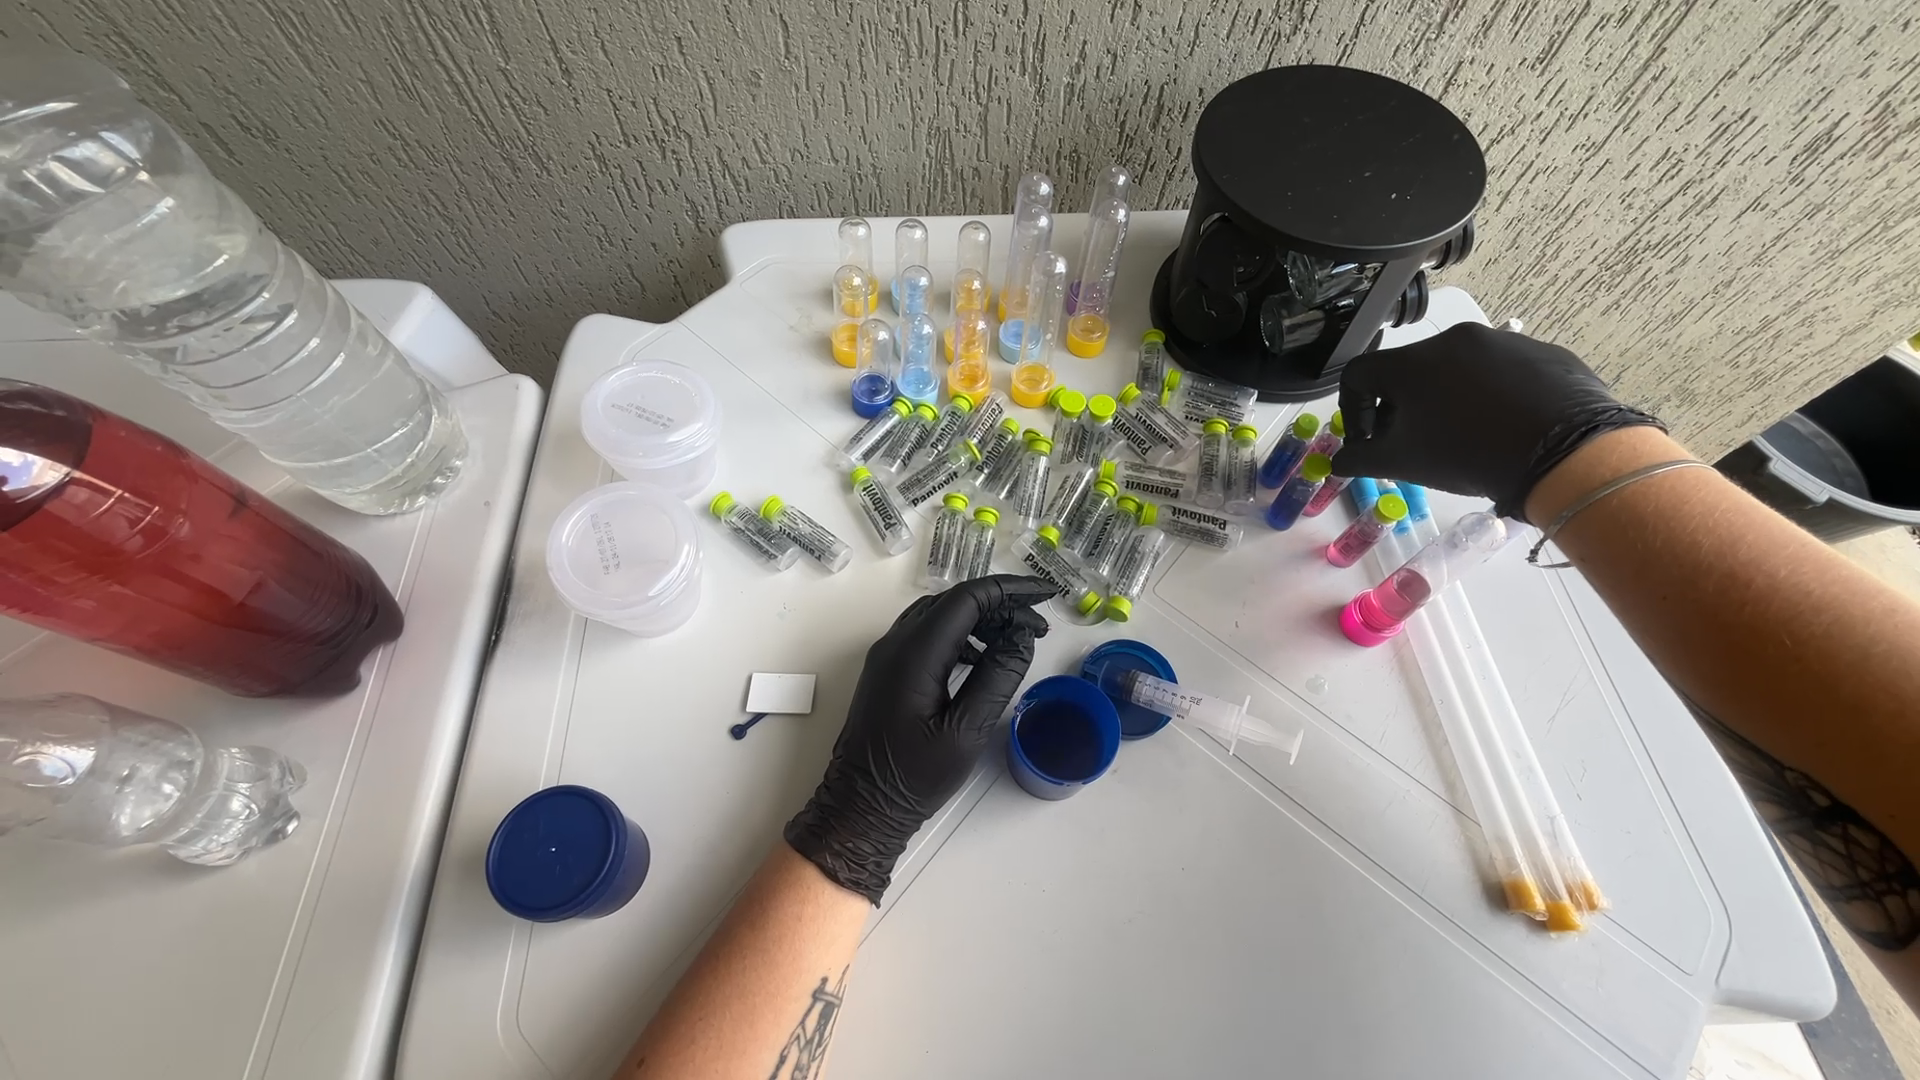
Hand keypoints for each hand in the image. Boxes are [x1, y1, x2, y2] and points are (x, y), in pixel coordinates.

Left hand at [785, 575, 1055, 903]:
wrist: (860, 808)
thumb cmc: (913, 778)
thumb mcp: (966, 732)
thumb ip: (997, 678)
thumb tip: (1022, 635)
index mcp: (915, 653)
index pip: (967, 598)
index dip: (1009, 590)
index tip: (1046, 596)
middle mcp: (896, 643)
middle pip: (953, 601)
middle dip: (999, 603)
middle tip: (1037, 623)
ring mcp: (888, 656)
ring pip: (939, 615)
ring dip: (980, 618)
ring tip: (1016, 638)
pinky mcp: (888, 671)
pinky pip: (928, 634)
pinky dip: (961, 634)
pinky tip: (982, 657)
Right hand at [1334, 323, 1664, 520]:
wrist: (1566, 452)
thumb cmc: (1467, 454)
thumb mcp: (1401, 463)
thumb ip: (1359, 459)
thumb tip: (1340, 460)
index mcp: (1411, 363)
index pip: (1358, 375)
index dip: (1352, 410)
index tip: (1368, 440)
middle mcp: (1453, 340)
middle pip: (1407, 371)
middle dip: (1400, 406)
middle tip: (1412, 441)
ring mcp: (1502, 341)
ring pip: (1454, 369)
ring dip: (1444, 399)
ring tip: (1461, 435)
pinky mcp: (1542, 352)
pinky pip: (1499, 372)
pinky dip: (1488, 395)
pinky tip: (1501, 426)